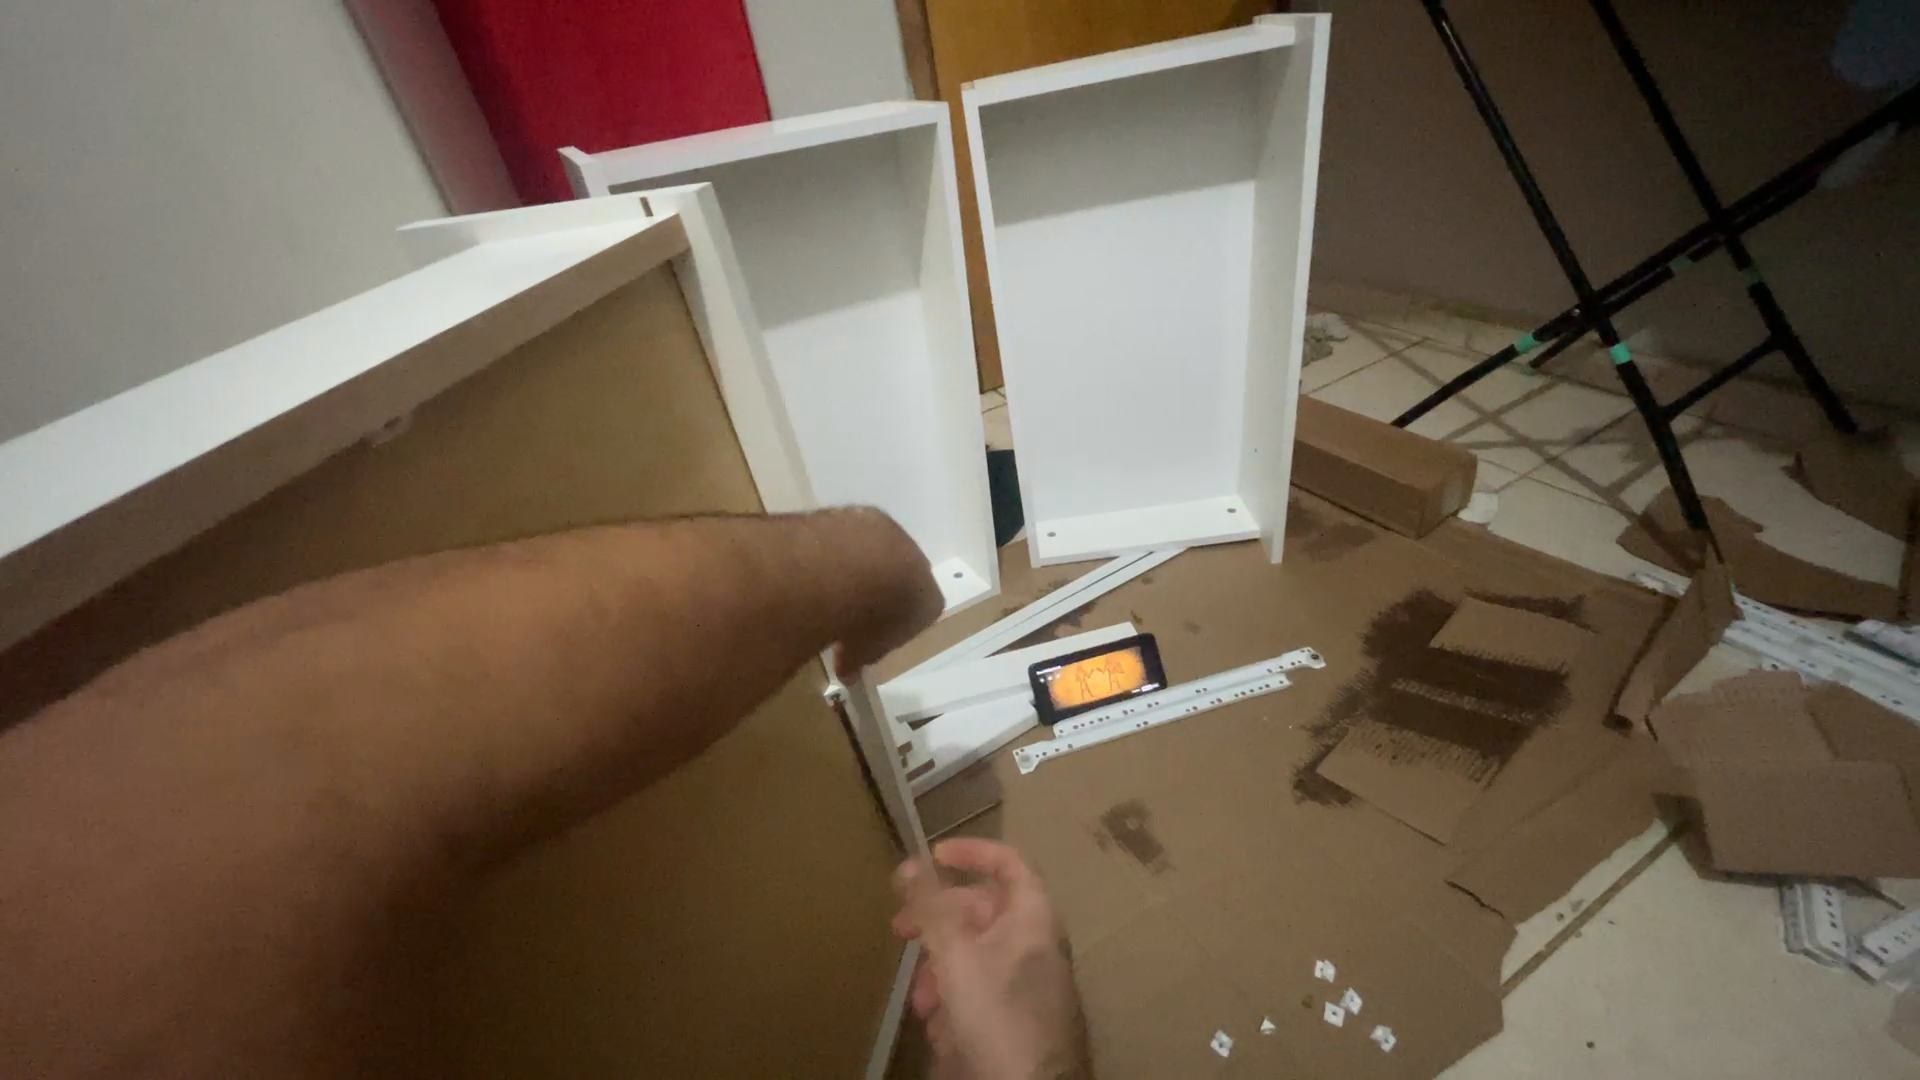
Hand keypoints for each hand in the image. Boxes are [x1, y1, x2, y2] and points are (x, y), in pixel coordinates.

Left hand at [824, 508, 941, 678]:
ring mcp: (895, 535)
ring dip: (859, 566)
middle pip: (902, 577)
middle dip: (878, 592)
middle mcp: (919, 564)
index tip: (870, 636)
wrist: (856, 569)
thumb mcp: (863, 651)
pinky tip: (819, 560)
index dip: (895, 625)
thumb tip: (847, 672)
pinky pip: (856, 534)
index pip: (922, 613)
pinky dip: (840, 546)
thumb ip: (858, 658)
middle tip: (849, 610)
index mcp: (929, 600)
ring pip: (879, 552)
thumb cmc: (869, 619)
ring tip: (829, 584)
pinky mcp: (869, 514)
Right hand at [893, 839, 1088, 1079]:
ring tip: (920, 999)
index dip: (971, 852)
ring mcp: (1031, 982)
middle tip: (899, 930)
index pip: (1007, 861)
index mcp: (1033, 915)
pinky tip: (938, 1027)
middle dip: (937, 920)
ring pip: (976, 954)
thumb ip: (930, 907)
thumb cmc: (997, 1012)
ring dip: (940, 968)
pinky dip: (955, 999)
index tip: (933, 857)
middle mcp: (1036, 941)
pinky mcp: (1021, 1018)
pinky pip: (982, 991)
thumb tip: (908, 862)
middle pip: (983, 911)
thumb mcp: (955, 955)